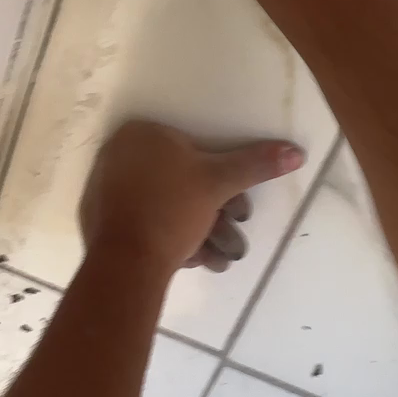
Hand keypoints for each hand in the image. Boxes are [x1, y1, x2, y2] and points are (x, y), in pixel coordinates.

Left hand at [79, 120, 304, 271]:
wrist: (125, 262)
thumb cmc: (171, 208)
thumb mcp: (219, 182)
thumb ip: (255, 164)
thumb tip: (295, 152)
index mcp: (140, 134)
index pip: (192, 150)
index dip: (221, 181)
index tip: (235, 207)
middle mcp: (119, 155)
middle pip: (181, 180)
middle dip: (213, 211)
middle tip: (229, 230)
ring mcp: (107, 189)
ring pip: (166, 205)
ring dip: (199, 230)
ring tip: (217, 254)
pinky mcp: (102, 221)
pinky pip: (147, 223)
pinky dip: (171, 237)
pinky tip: (193, 258)